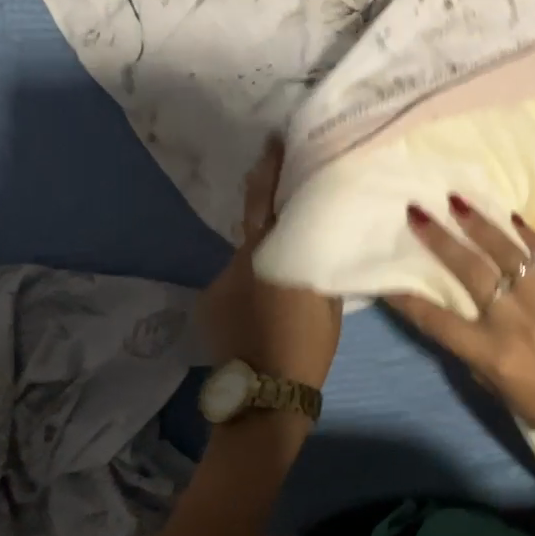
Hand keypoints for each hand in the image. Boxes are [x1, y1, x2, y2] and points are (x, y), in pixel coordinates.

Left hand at [198, 139, 341, 387]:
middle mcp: (239, 258)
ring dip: (262, 262)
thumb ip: (317, 257)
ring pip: (246, 259)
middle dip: (269, 214)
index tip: (273, 140)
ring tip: (282, 286)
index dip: (269, 167)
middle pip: (256, 226)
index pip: (267, 197)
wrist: (265, 395)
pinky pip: (234, 283)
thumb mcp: (325, 293)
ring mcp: (219, 282)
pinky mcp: (209, 303)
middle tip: (289, 211)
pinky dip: (249, 287)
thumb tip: (316, 237)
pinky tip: (263, 311)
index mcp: (272, 251)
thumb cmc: (307, 342)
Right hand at [385, 195, 534, 439]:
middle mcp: (516, 322)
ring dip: (480, 225)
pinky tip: (508, 215)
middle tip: (418, 213)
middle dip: (441, 241)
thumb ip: (465, 344)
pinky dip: (527, 234)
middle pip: (472, 272)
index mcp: (491, 353)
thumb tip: (440, 302)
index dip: (409, 298)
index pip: (439, 321)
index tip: (387, 274)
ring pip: (508, 254)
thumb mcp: (489, 383)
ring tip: (457, 201)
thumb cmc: (533, 399)